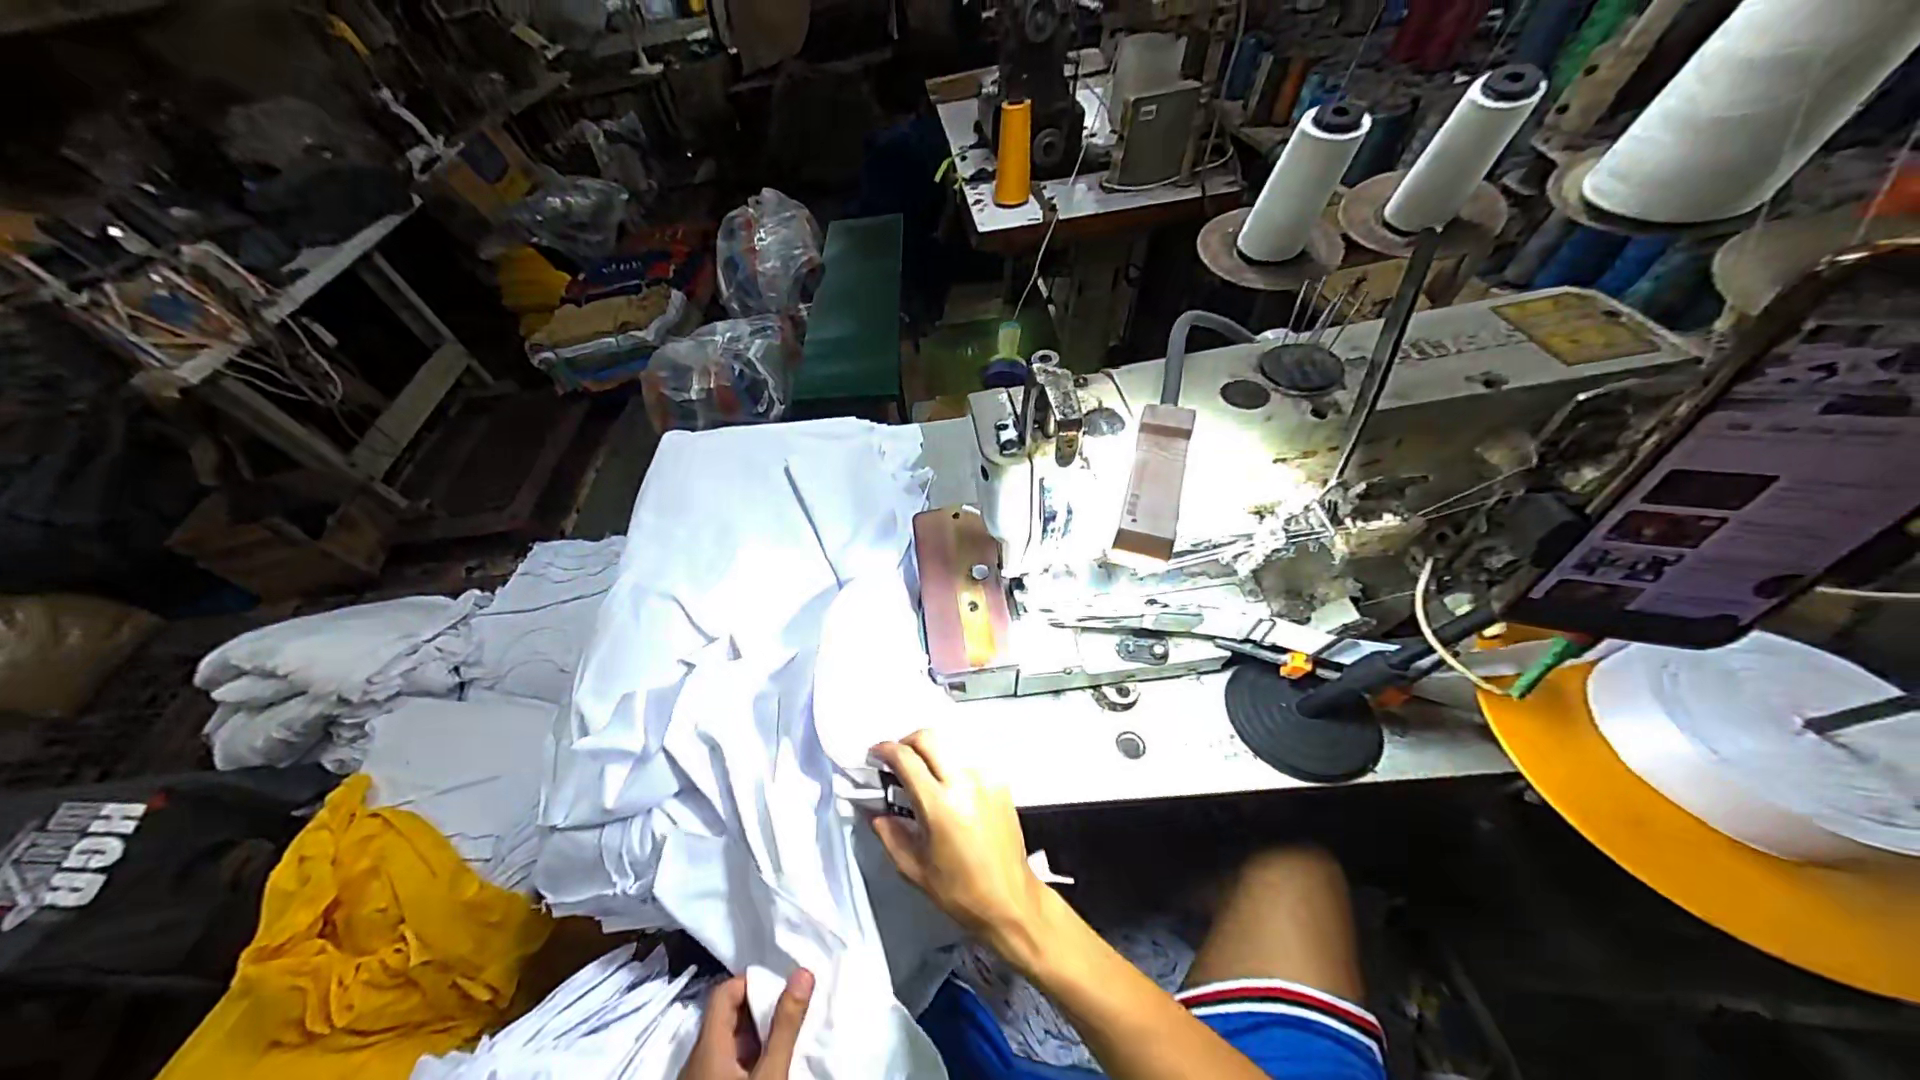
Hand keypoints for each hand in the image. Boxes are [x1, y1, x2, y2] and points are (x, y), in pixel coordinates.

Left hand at [678, 969, 812, 1079]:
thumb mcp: (770, 1073)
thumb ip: (785, 1025)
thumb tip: (803, 972)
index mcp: (707, 1045)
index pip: (724, 991)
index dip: (752, 983)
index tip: (781, 988)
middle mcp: (696, 1057)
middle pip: (726, 1014)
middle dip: (759, 1008)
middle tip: (788, 1011)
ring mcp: (697, 1077)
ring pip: (726, 1040)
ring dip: (754, 1034)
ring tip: (783, 1036)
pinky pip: (723, 1061)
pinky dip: (746, 1055)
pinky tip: (766, 1065)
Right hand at [867, 729, 1055, 971]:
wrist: (1010, 899)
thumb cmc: (961, 891)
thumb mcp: (914, 867)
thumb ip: (889, 833)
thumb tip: (875, 811)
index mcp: (939, 804)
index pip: (906, 758)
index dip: (885, 750)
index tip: (875, 754)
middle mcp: (964, 783)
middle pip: (929, 738)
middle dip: (907, 742)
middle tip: (897, 760)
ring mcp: (985, 780)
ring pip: (950, 749)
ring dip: (932, 757)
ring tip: (925, 783)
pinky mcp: (1000, 784)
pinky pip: (969, 765)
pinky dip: (953, 772)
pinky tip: (950, 795)